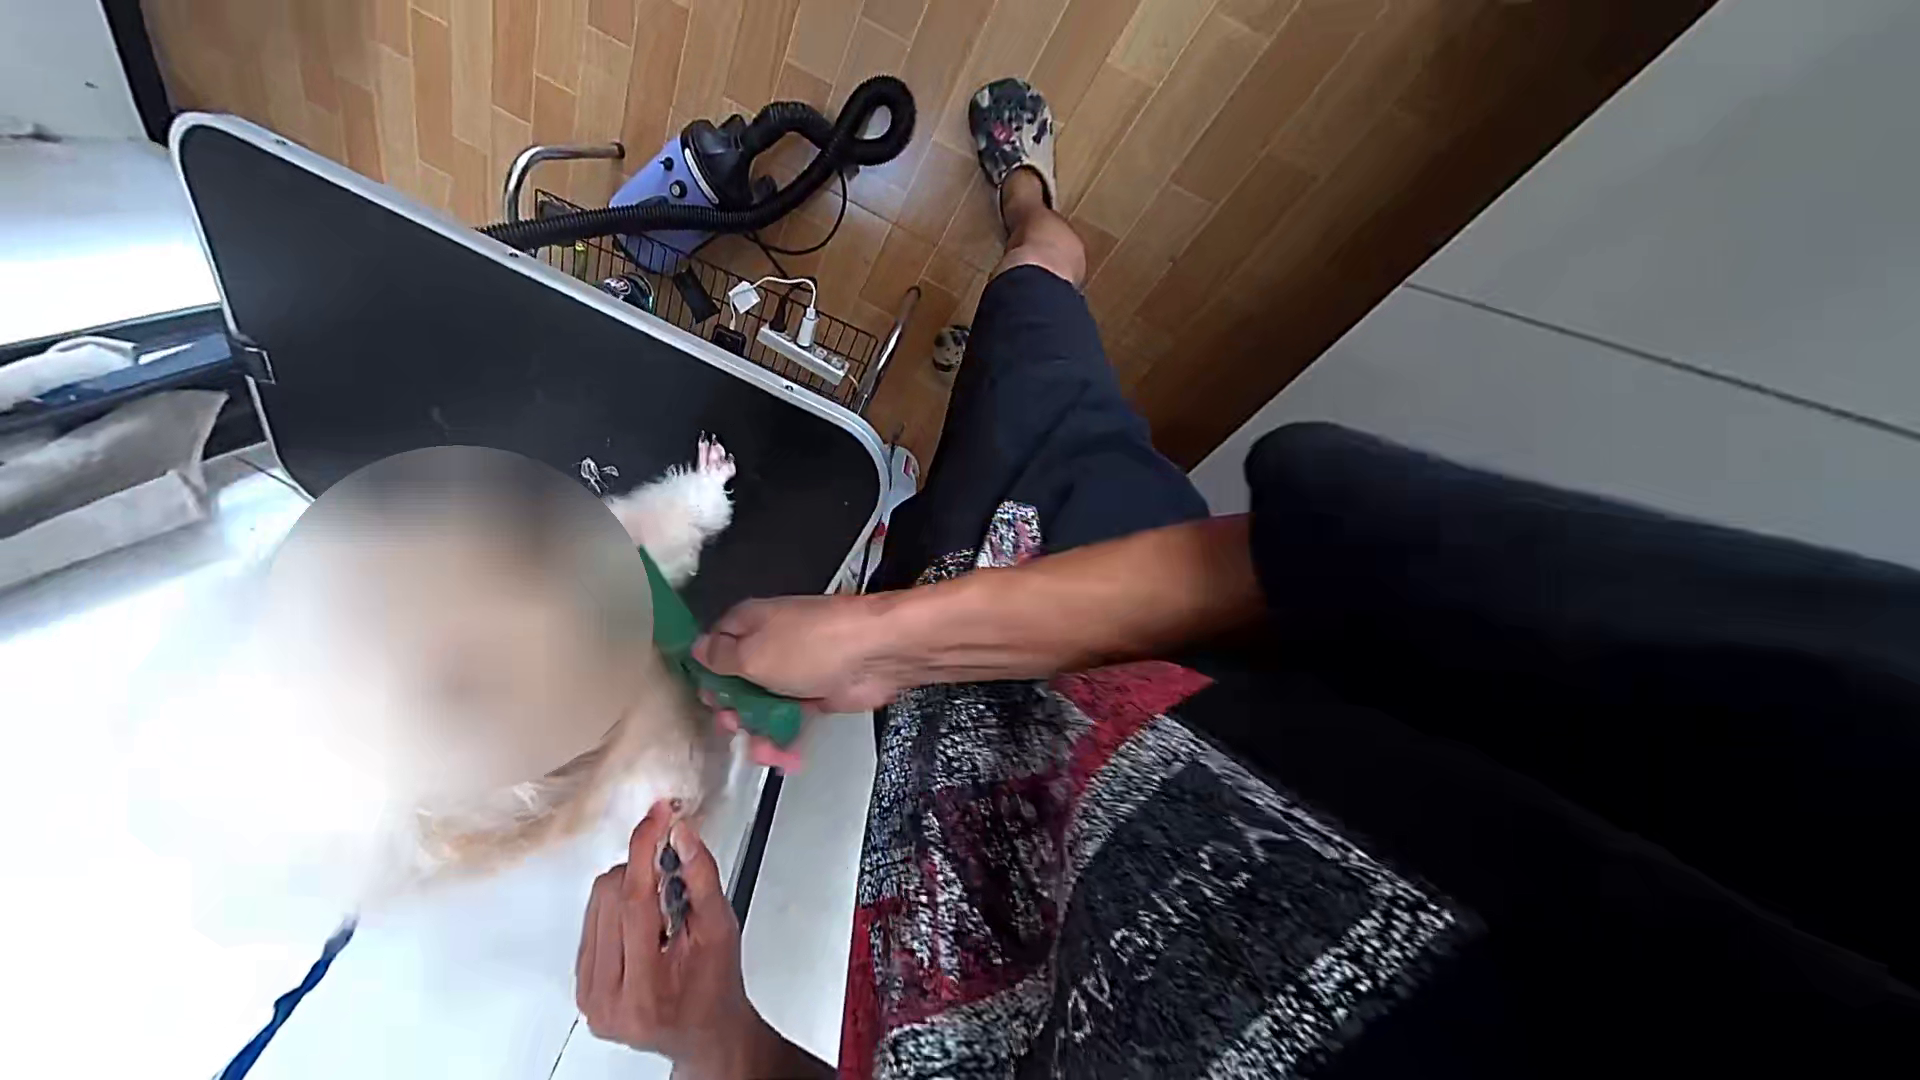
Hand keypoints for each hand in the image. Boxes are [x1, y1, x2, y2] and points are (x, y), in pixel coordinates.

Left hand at [576, 802, 800, 1078]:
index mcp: (644, 985)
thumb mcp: (722, 925)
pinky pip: (592, 919)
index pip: (635, 898)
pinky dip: (621, 905)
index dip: (646, 847)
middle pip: (611, 894)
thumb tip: (681, 834)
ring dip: (633, 886)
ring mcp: (589, 995)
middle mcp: (606, 996)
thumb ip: (702, 875)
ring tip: (663, 908)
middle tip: (675, 876)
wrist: (704, 1029)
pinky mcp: (581, 987)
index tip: (657, 816)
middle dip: (645, 869)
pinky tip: (646, 920)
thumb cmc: (716, 982)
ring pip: (598, 901)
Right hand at [692, 595, 912, 765]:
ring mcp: (794, 670)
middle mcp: (770, 645)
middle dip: (732, 711)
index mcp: (749, 624)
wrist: (875, 655)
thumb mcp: (751, 652)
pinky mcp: (816, 693)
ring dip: (759, 732)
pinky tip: (785, 756)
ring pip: (762, 707)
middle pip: (736, 684)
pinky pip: (790, 719)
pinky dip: (785, 739)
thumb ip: (719, 657)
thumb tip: (697, 649)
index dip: (707, 676)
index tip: (707, 699)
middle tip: (736, 724)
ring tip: (765, 749)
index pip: (713, 648)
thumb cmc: (814, 644)